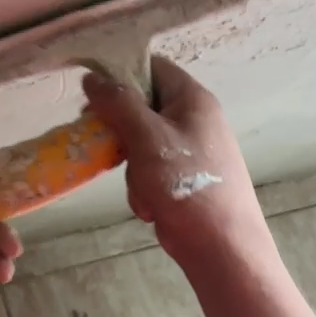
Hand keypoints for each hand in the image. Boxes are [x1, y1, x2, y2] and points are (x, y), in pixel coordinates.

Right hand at [82, 57, 269, 266]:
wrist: (224, 250)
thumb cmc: (187, 184)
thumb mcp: (146, 136)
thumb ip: (117, 102)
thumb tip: (91, 77)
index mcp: (192, 99)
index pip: (151, 65)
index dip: (120, 72)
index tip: (92, 89)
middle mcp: (193, 118)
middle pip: (141, 104)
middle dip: (121, 127)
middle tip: (102, 138)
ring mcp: (190, 149)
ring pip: (140, 139)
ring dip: (131, 163)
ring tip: (141, 186)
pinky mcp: (184, 177)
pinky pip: (150, 167)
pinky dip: (143, 184)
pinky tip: (151, 205)